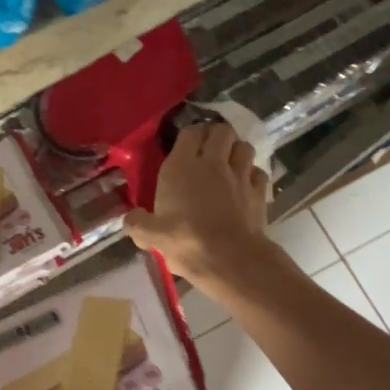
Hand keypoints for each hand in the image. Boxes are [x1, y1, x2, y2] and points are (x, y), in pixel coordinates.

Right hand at [124, 122, 283, 296]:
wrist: (229, 258)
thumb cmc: (185, 241)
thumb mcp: (149, 236)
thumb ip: (137, 223)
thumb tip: (131, 217)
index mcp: (182, 167)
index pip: (189, 133)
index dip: (188, 137)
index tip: (183, 149)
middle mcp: (213, 163)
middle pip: (221, 131)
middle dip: (215, 136)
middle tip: (207, 151)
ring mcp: (240, 175)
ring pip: (244, 146)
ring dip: (236, 151)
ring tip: (228, 164)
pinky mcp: (259, 191)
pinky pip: (257, 172)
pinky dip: (251, 175)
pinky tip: (244, 186)